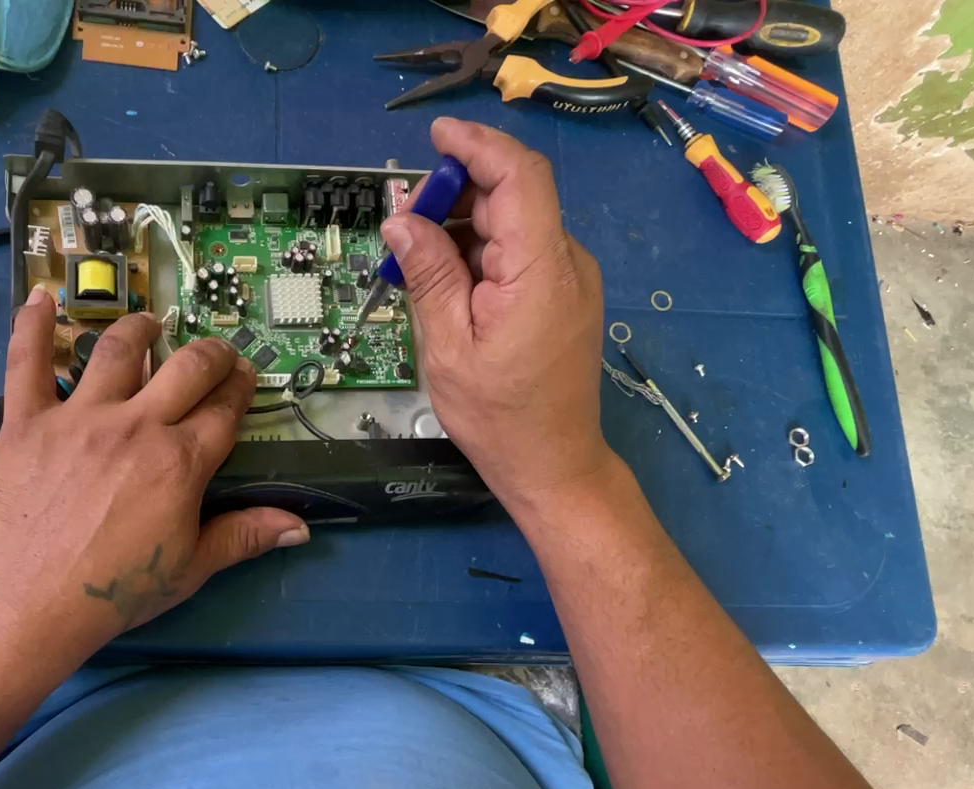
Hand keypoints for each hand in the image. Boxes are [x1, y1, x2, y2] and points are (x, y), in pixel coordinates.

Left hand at [0, 289, 308, 655]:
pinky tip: (39, 296)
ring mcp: (80, 417)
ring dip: (141, 328)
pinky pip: (27, 361)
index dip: (240, 389)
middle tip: (215, 353)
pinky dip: (32, 324)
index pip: (223, 411)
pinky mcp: (27, 420)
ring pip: (118, 350)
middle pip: (186, 369)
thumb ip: (245, 537)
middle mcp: (137, 426)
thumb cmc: (117, 590)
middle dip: (211, 354)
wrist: (33, 601)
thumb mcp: (192, 568)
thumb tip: (301, 528)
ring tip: (151, 324)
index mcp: (181, 462)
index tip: (245, 378)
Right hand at [382, 118, 620, 510]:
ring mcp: (570, 280)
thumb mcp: (448, 348)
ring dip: (466, 227)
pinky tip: (448, 279)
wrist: (552, 464)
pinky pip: (521, 255)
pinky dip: (482, 254)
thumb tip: (402, 218)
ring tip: (418, 256)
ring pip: (516, 226)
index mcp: (541, 271)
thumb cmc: (497, 418)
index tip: (435, 138)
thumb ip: (429, 276)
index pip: (519, 177)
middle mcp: (567, 263)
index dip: (478, 146)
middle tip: (406, 220)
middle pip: (515, 198)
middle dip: (458, 193)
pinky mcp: (564, 297)